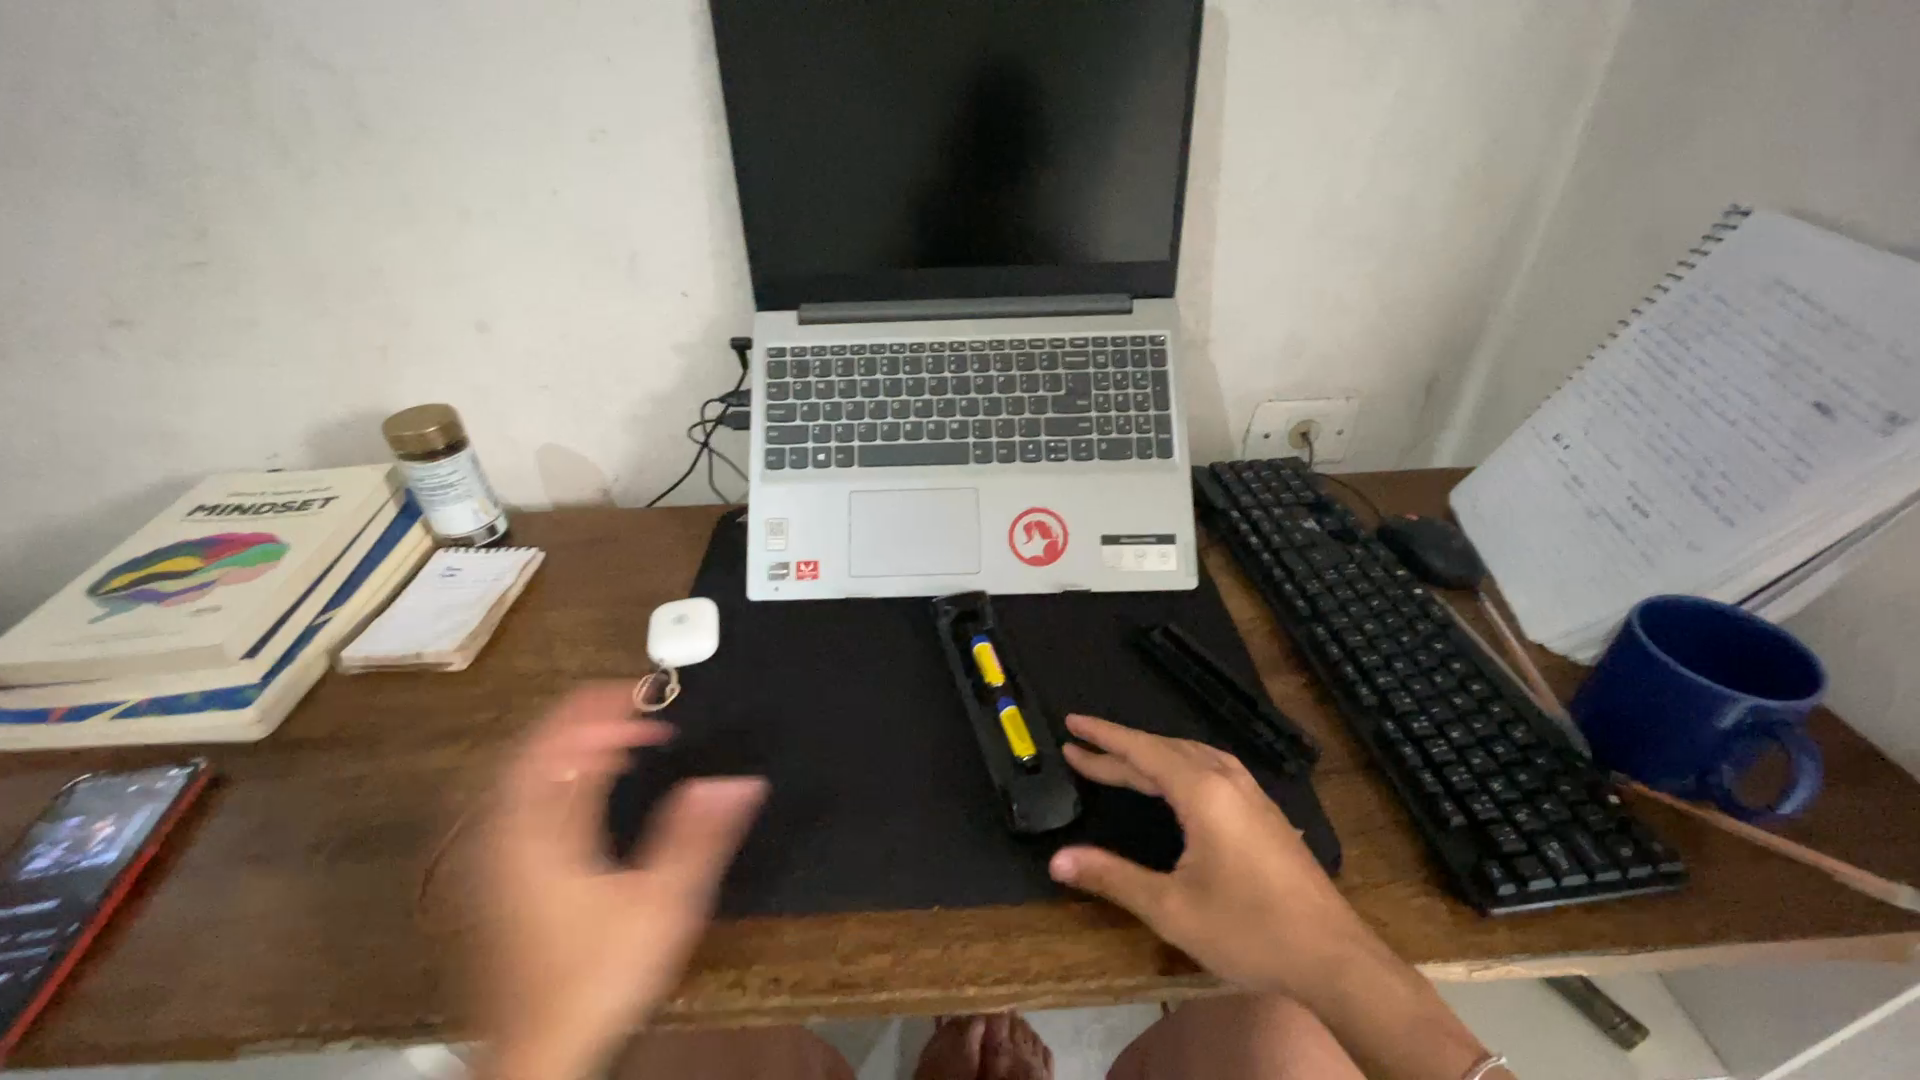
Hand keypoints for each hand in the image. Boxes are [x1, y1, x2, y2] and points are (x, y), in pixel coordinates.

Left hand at [474, 683, 766, 1079]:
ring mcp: (493, 861)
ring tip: (609, 735)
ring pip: (519, 776)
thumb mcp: (663, 905)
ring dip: (564, 744)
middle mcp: (508, 837)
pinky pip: (516, 803)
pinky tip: (580, 790)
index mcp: (543, 834)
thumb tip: (737, 782)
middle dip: (580, 717)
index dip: (606, 711)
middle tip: (628, 704)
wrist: (539, 1055)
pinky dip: (551, 777)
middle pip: (531, 750)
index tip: (648, 697)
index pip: (565, 745)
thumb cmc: (596, 980)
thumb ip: (700, 838)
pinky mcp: (495, 882)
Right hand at [1046, 714, 1385, 1000]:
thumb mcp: (1171, 908)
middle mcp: (1228, 781)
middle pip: (1165, 750)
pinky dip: (1179, 764)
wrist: (1333, 957)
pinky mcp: (1265, 813)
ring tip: (1120, 760)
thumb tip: (1057, 860)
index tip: (1071, 723)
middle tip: (1081, 746)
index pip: (1142, 751)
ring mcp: (1252, 795)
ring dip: (1152, 754)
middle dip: (1120, 748)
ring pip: (1192, 756)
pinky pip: (1212, 768)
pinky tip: (1178, 781)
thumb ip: (1112, 877)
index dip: (1103, 737)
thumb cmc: (1248, 931)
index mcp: (1203, 793)